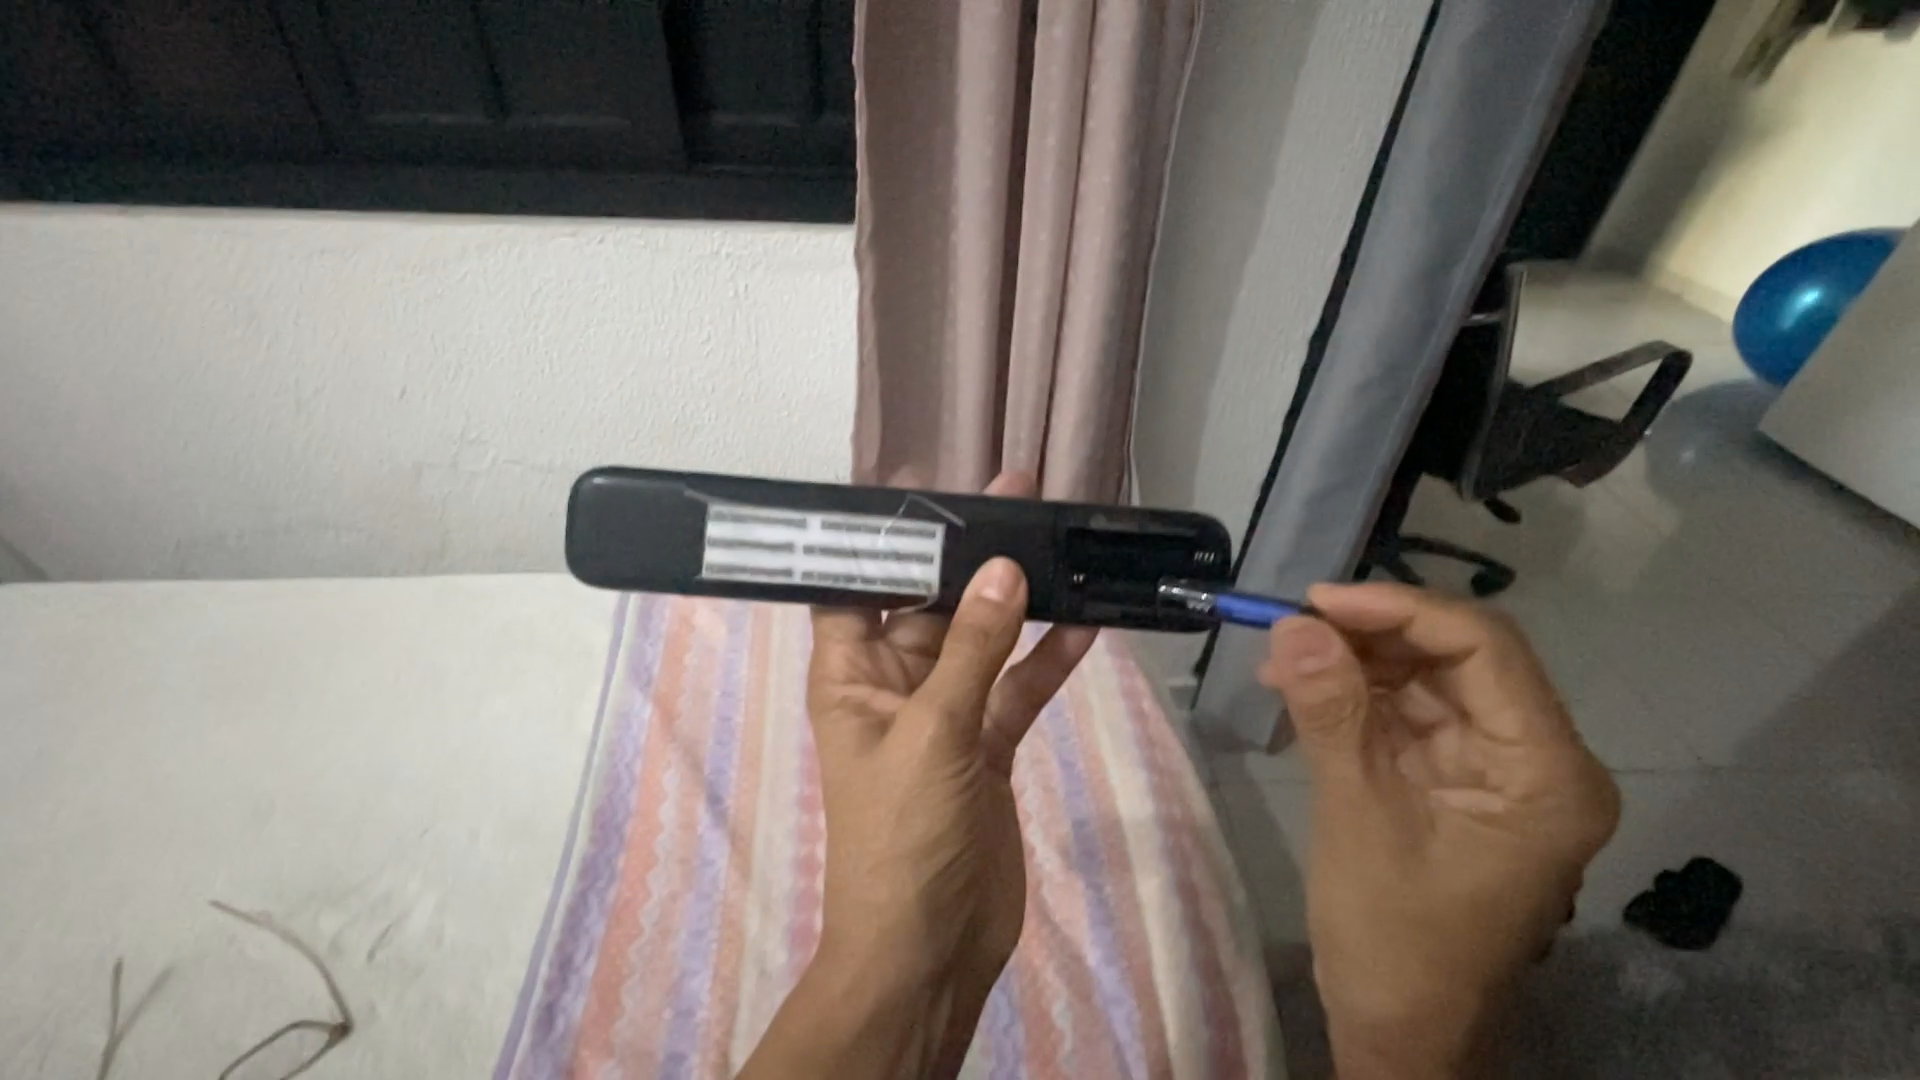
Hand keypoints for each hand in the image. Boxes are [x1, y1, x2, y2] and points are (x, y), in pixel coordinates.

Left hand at [739, 472, 1097, 1079]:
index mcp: (851, 673)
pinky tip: (1086, 623)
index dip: (883, 540)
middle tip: (1016, 496)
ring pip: (982, 640)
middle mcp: (893, 682)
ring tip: (1057, 541)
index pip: (856, 586)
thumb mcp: (932, 734)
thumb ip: (972, 651)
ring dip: (1016, 600)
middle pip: (931, 603)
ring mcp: (946, 711)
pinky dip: (1047, 659)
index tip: (927, 492)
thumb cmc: (902, 836)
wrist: (933, 947)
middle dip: (969, 557)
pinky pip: (1018, 687)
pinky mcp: (988, 741)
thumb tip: (1002, 569)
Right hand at [1259, 584, 1618, 1078]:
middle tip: (1289, 626)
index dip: (1399, 611)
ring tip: (1280, 658)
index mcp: (1546, 772)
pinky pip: (1404, 715)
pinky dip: (1351, 696)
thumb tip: (1291, 624)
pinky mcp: (1451, 780)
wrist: (1399, 1028)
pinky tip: (1298, 689)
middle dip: (1369, 635)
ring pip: (1425, 680)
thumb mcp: (1357, 816)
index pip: (1484, 650)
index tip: (1316, 601)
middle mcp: (1534, 758)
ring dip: (1352, 662)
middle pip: (1456, 658)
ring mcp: (1491, 768)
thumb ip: (1331, 713)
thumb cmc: (1393, 938)